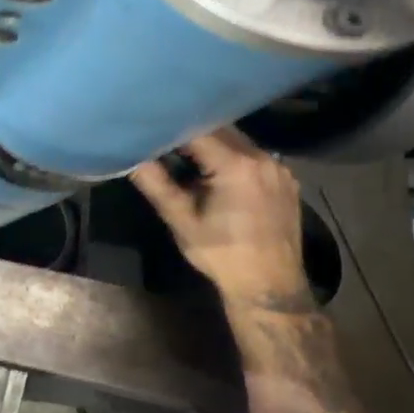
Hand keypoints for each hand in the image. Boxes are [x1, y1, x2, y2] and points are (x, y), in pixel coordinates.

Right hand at [129, 129, 311, 312]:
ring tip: (181, 153)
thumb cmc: (221, 253)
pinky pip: (251, 154)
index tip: (148, 125)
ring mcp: (278, 168)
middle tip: (160, 137)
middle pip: (218, 129)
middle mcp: (262, 158)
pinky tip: (211, 170)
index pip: (196, 129)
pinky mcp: (285, 179)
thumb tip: (128, 154)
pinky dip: (229, 155)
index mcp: (236, 165)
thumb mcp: (179, 218)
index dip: (170, 125)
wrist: (269, 287)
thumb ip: (154, 181)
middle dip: (188, 131)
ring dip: (209, 142)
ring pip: (236, 140)